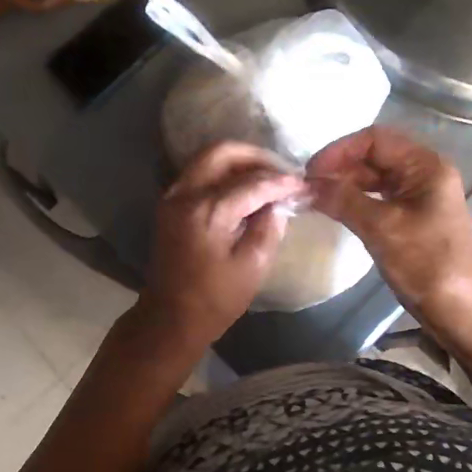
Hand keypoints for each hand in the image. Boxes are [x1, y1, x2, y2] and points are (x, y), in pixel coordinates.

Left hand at [141, 142, 305, 341]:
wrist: (169, 319)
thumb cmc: (214, 300)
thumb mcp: (253, 267)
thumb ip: (269, 227)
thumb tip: (279, 202)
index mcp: (207, 211)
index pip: (252, 182)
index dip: (281, 181)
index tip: (302, 185)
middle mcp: (185, 194)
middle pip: (221, 152)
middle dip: (255, 157)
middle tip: (281, 172)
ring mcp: (172, 197)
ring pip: (207, 159)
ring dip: (238, 162)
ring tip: (266, 178)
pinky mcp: (169, 205)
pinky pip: (198, 174)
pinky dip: (222, 173)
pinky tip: (243, 189)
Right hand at [307, 126, 471, 328]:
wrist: (458, 309)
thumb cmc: (425, 264)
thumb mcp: (380, 228)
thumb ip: (342, 200)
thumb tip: (305, 185)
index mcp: (426, 166)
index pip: (375, 139)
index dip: (339, 150)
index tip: (311, 172)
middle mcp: (424, 173)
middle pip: (374, 155)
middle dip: (339, 167)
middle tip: (307, 187)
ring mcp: (419, 195)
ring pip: (374, 177)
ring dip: (344, 183)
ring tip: (315, 198)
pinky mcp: (412, 216)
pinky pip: (378, 197)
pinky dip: (355, 199)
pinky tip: (334, 209)